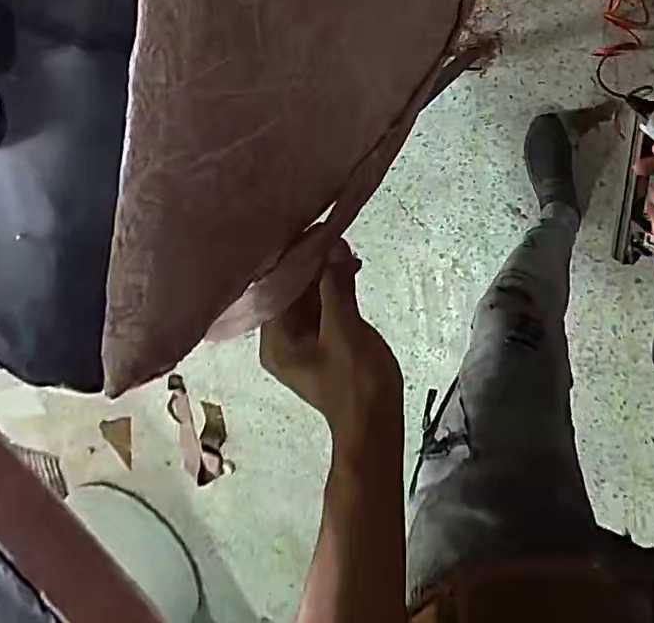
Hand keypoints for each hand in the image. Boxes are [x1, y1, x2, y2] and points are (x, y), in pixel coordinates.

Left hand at [261, 240, 402, 449]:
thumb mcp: (344, 329)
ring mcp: (303, 342)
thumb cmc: (355, 380)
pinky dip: (334, 288)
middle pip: (290, 291)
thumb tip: (334, 245)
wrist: (377, 422)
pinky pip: (323, 306)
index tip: (312, 230)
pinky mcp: (323, 341)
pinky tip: (350, 269)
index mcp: (276, 341)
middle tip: (332, 234)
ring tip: (346, 249)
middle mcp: (282, 340)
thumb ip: (336, 286)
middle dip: (311, 263)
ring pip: (308, 297)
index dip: (293, 258)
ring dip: (325, 273)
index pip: (276, 288)